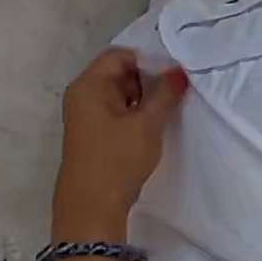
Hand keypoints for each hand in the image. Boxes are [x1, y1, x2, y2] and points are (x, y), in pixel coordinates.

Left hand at [53, 49, 187, 240]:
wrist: (93, 205)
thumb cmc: (118, 159)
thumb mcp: (147, 124)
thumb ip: (165, 94)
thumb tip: (178, 72)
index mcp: (89, 85)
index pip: (119, 55)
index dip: (148, 60)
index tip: (174, 75)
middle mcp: (83, 95)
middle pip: (119, 72)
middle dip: (148, 79)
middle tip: (175, 93)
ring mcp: (87, 116)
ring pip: (120, 94)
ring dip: (144, 98)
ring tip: (168, 110)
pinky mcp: (95, 134)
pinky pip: (118, 112)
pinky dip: (136, 113)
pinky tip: (153, 126)